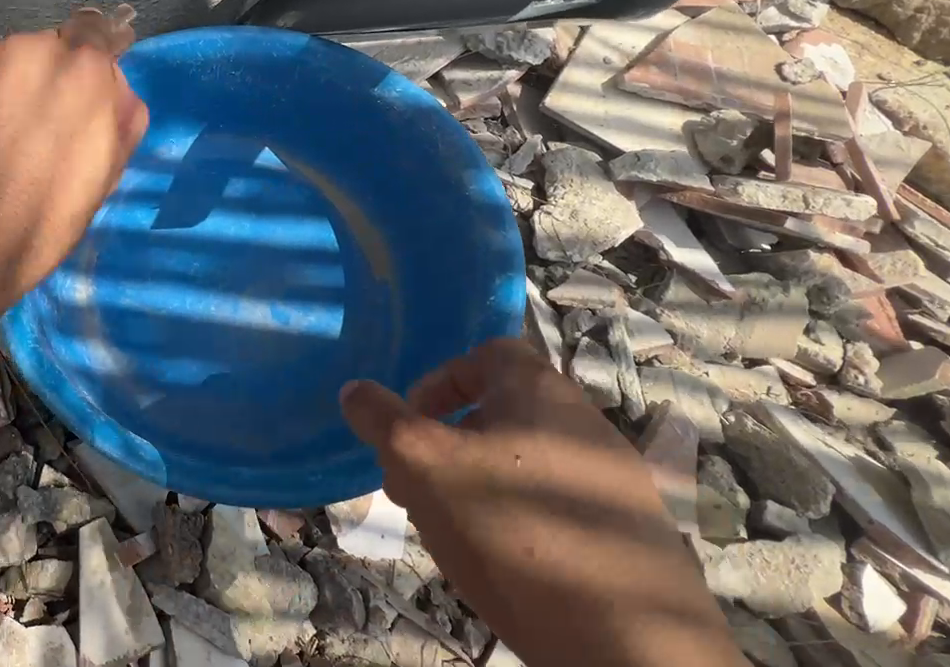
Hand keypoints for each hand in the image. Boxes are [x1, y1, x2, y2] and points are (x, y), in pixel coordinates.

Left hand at [0, 7, 147, 300]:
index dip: (92, 60)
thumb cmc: (42, 222)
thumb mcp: (106, 172)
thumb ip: (120, 113)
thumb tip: (110, 85)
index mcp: (83, 70)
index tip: (85, 87)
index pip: (97, 31)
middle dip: (51, 79)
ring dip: (13, 86)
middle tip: (41, 128)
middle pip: (51, 49)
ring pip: (11, 62)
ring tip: (1, 137)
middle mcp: (32, 48)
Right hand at [340, 339, 746, 666]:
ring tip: (448, 526)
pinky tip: (500, 560)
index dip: (440, 380)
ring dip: (477, 480)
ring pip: (525, 462)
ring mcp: (619, 486)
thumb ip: (380, 417)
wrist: (626, 647)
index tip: (412, 422)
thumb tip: (356, 390)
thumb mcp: (418, 461)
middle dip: (448, 440)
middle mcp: (588, 427)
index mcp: (542, 393)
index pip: (489, 353)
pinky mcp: (634, 540)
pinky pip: (558, 507)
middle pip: (502, 412)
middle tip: (415, 482)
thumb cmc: (508, 528)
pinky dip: (519, 519)